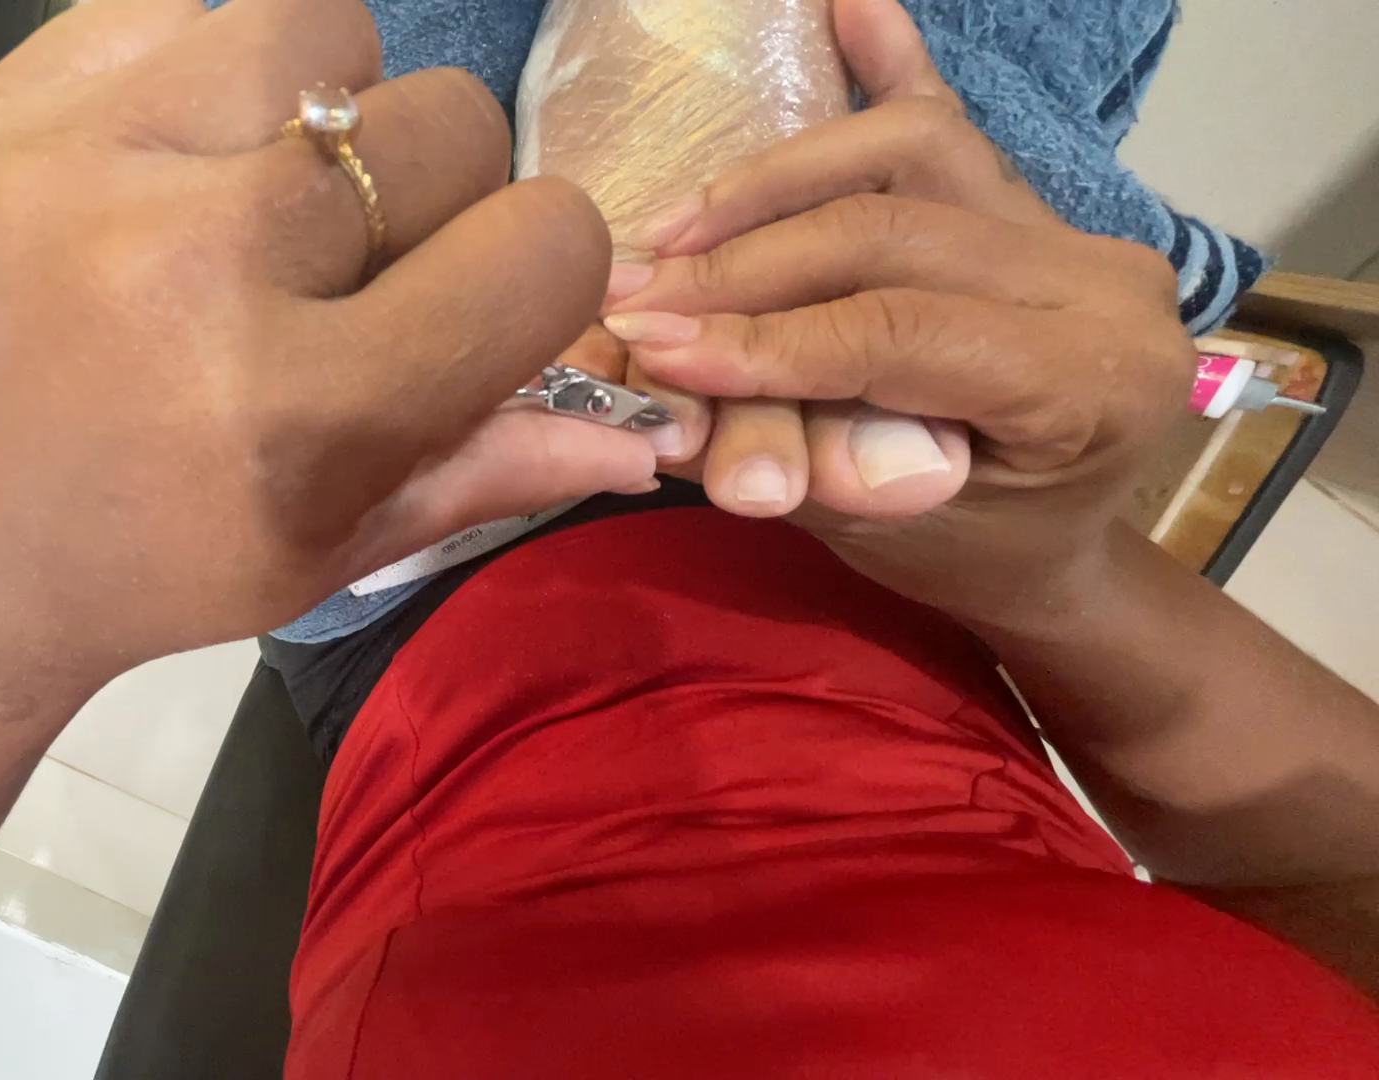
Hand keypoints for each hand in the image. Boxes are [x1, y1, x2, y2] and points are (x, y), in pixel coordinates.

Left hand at [0, 0, 659, 682]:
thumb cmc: (191, 566)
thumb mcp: (354, 544)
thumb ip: (502, 466)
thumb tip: (651, 433)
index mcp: (309, 405)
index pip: (544, 248)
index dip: (547, 269)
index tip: (491, 302)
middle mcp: (204, 268)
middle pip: (452, 125)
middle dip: (443, 204)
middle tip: (366, 276)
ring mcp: (86, 167)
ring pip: (330, 26)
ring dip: (340, 115)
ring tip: (276, 208)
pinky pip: (188, 4)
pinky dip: (227, 77)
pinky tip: (184, 173)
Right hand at [596, 0, 1196, 624]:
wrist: (1040, 542)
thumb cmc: (960, 555)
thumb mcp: (868, 532)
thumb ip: (777, 456)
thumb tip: (659, 408)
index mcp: (1081, 381)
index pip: (893, 330)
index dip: (759, 338)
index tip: (650, 346)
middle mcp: (1094, 279)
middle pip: (887, 226)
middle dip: (741, 266)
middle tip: (637, 295)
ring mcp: (1066, 229)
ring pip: (909, 152)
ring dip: (771, 183)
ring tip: (674, 229)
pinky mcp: (1025, 212)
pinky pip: (950, 130)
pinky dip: (890, 64)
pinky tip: (844, 9)